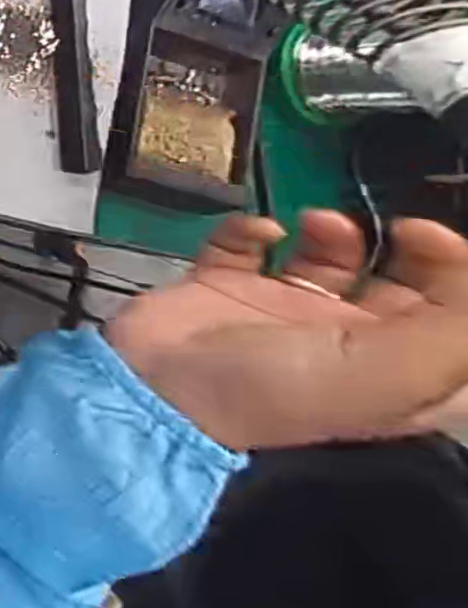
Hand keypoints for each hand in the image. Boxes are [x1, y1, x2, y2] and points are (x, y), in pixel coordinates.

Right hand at [106, 210, 467, 449]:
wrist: (169, 381)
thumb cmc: (290, 386)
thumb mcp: (395, 371)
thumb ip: (455, 329)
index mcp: (402, 364)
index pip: (454, 313)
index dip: (458, 274)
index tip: (429, 237)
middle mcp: (348, 333)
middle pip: (393, 281)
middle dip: (400, 249)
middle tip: (390, 224)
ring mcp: (278, 305)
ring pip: (319, 258)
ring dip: (328, 234)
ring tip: (316, 221)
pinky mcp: (220, 284)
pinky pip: (241, 247)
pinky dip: (249, 232)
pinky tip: (256, 232)